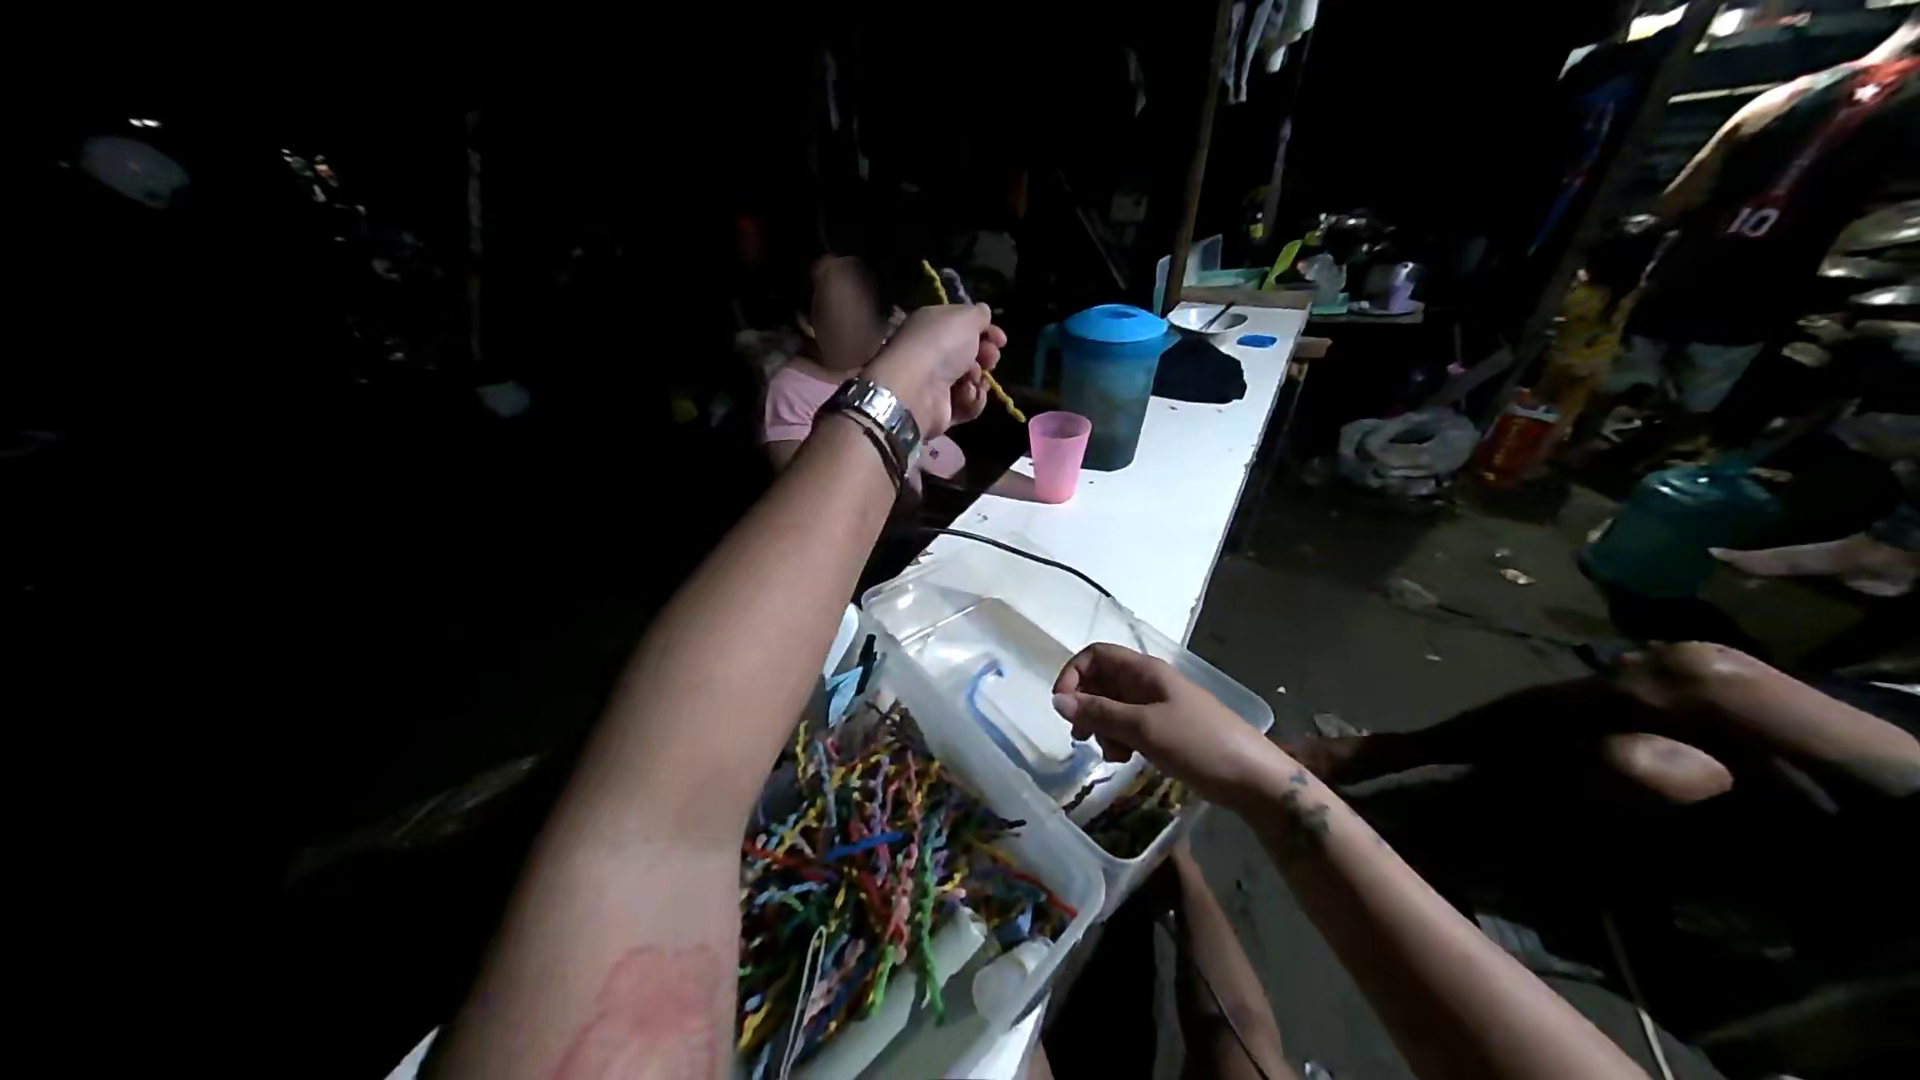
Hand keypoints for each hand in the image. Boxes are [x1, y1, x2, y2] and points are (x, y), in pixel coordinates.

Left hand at [864, 304, 1005, 438]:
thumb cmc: (941, 345)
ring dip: (979, 379)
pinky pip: (968, 405)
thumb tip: (984, 314)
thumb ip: (979, 314)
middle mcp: (933, 354)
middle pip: (971, 355)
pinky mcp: (942, 411)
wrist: (917, 390)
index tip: (1001, 340)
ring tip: (972, 379)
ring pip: (973, 381)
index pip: (964, 327)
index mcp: (933, 326)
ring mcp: (936, 384)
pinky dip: (972, 400)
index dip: (986, 332)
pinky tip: (966, 395)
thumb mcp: (965, 317)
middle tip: (989, 359)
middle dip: (986, 356)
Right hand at [1052, 643, 1286, 809]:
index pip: (1096, 655)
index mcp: (1145, 671)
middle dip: (1085, 705)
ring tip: (1110, 753)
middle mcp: (1148, 682)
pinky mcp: (1166, 729)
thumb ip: (1099, 713)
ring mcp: (1158, 706)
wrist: (1254, 779)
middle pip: (1101, 680)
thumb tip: (1057, 701)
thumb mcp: (1143, 728)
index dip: (1073, 674)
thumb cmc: (1199, 744)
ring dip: (1101, 726)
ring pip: (1112, 705)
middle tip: (1081, 736)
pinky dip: (1119, 738)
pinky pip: (1129, 725)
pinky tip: (1125, 758)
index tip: (1063, 707)